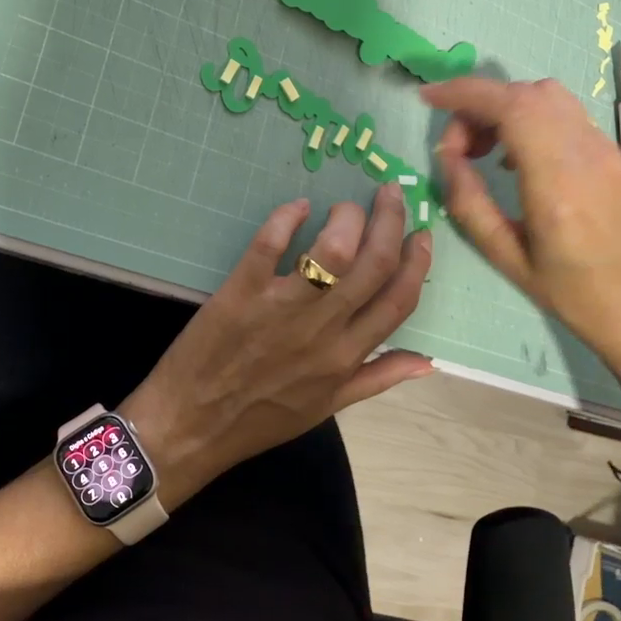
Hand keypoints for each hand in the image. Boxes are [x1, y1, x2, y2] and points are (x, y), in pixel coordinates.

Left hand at [121, 185, 433, 507]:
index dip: (417, 261)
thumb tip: (428, 361)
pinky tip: (296, 207)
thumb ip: (377, 378)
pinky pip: (270, 245)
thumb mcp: (327, 407)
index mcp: (347, 356)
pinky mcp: (242, 293)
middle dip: (390, 219)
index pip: (399, 300)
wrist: (192, 426)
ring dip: (347, 217)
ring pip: (334, 250)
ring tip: (344, 206)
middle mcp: (324, 329)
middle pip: (374, 263)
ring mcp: (283, 309)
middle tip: (389, 194)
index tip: (420, 233)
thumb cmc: (259, 419)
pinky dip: (286, 219)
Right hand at [421, 77, 620, 376]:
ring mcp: (606, 150)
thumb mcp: (508, 259)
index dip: (464, 93)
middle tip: (456, 147)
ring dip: (507, 108)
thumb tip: (447, 159)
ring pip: (549, 97)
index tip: (429, 99)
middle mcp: (585, 153)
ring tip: (483, 152)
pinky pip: (566, 115)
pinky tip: (515, 160)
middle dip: (480, 103)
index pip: (510, 106)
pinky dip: (530, 119)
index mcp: (556, 181)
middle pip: (526, 92)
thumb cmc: (576, 296)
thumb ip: (470, 204)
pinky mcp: (614, 155)